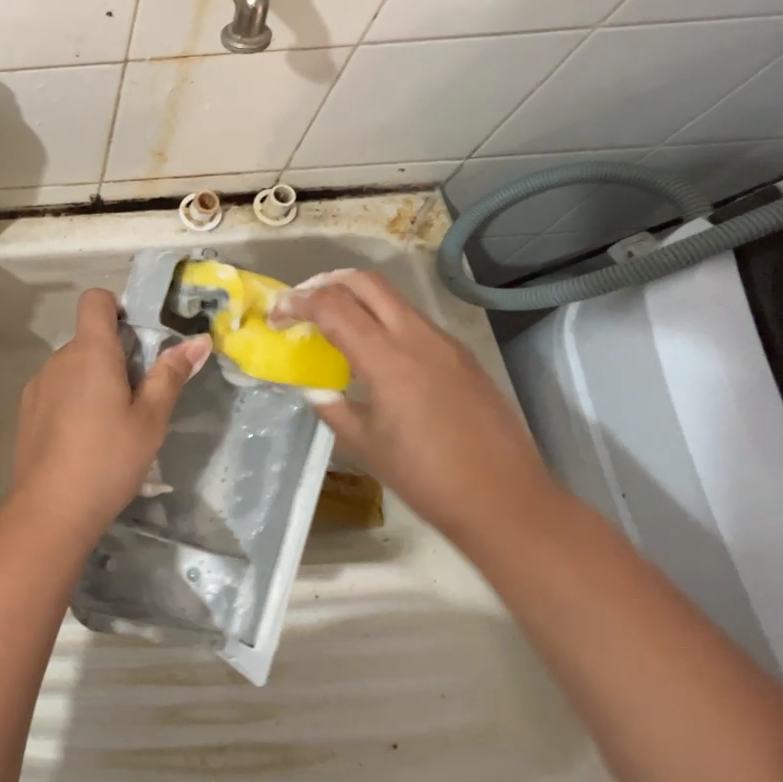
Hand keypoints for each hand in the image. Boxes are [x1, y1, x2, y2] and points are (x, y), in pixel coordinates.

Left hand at [10, 289, 211, 535]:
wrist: (51, 508)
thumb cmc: (109, 459)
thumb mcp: (150, 420)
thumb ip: (170, 376)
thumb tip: (198, 341)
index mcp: (90, 352)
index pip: (95, 300)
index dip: (116, 307)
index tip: (137, 338)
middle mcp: (58, 359)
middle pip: (87, 338)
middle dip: (113, 356)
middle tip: (138, 397)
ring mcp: (37, 384)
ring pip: (71, 367)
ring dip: (92, 380)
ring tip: (112, 425)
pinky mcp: (26, 410)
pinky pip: (55, 389)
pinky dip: (72, 400)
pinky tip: (83, 439)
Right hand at [273, 269, 556, 540]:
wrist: (506, 500)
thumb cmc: (426, 478)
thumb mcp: (364, 444)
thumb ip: (332, 407)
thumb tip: (314, 387)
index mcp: (387, 359)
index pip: (332, 306)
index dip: (297, 303)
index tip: (276, 316)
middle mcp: (418, 339)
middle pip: (365, 282)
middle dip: (326, 283)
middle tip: (301, 303)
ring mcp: (446, 344)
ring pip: (393, 298)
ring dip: (357, 299)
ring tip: (333, 325)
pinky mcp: (463, 357)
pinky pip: (414, 322)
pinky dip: (384, 320)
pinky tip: (374, 353)